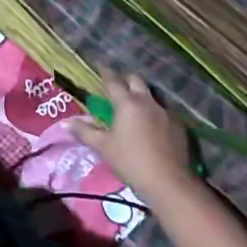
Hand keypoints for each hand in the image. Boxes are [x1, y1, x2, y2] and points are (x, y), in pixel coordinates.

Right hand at [71, 71, 195, 199]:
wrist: (167, 180)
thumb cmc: (130, 161)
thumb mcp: (103, 147)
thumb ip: (85, 132)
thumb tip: (67, 122)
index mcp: (127, 104)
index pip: (113, 82)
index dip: (105, 73)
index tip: (100, 66)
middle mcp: (147, 102)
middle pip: (136, 81)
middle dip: (126, 79)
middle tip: (117, 85)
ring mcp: (166, 112)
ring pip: (151, 95)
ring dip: (141, 95)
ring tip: (134, 104)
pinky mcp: (178, 124)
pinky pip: (163, 110)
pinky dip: (153, 112)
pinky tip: (151, 124)